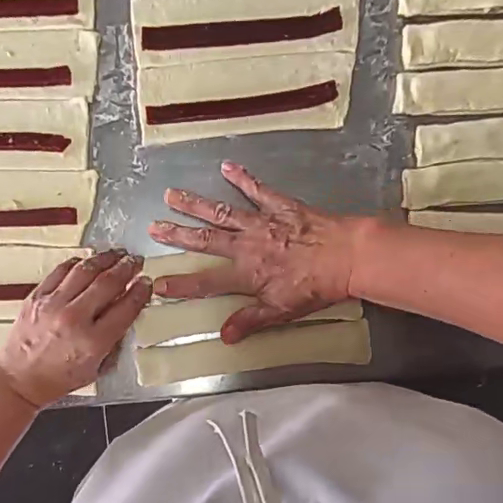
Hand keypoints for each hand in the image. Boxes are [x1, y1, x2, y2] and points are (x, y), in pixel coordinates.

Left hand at [0, 249, 152, 407]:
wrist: (20, 379)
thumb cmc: (58, 378)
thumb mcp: (97, 369)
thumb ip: (115, 341)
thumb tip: (126, 313)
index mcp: (93, 342)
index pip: (125, 308)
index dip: (140, 291)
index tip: (146, 282)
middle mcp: (74, 320)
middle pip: (108, 283)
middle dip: (126, 268)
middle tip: (135, 261)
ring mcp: (53, 305)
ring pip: (85, 270)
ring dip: (105, 259)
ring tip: (116, 254)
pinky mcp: (37, 297)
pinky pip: (60, 271)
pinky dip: (77, 263)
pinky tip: (87, 261)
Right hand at [149, 162, 365, 342]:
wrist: (349, 256)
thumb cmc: (316, 287)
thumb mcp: (282, 311)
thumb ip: (250, 320)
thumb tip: (224, 336)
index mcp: (246, 274)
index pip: (205, 282)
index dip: (181, 285)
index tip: (158, 284)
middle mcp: (246, 245)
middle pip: (204, 240)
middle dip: (176, 234)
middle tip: (153, 227)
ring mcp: (261, 223)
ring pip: (221, 212)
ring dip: (195, 204)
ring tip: (172, 195)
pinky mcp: (280, 206)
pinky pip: (257, 190)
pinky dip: (242, 178)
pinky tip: (226, 167)